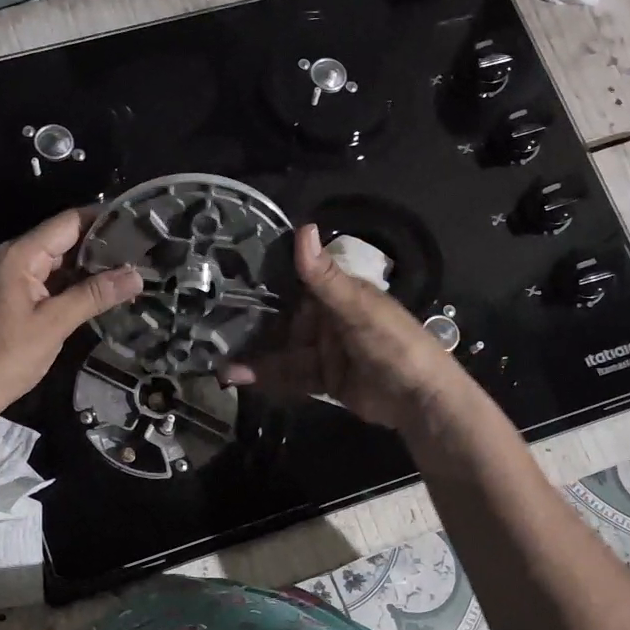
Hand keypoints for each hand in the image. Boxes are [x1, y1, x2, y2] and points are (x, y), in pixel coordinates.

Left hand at [0, 208, 143, 416]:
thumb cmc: (8, 358)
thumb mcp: (55, 325)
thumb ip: (94, 295)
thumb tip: (136, 276)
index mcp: (18, 255)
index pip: (67, 222)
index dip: (102, 220)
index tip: (137, 226)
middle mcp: (8, 257)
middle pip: (59, 239)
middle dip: (97, 247)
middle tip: (138, 255)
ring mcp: (4, 276)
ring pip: (52, 262)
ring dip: (84, 268)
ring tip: (125, 273)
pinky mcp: (4, 296)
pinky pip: (41, 280)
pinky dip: (66, 284)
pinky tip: (93, 293)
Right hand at [221, 225, 464, 429]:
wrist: (418, 398)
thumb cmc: (394, 343)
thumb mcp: (358, 308)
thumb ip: (325, 277)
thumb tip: (302, 230)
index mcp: (338, 294)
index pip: (295, 280)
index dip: (263, 279)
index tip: (226, 276)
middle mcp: (327, 319)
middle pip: (282, 319)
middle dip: (251, 325)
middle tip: (210, 326)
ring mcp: (324, 351)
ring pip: (282, 351)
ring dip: (254, 357)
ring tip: (219, 362)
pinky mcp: (323, 380)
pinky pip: (290, 376)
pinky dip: (267, 377)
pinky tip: (240, 377)